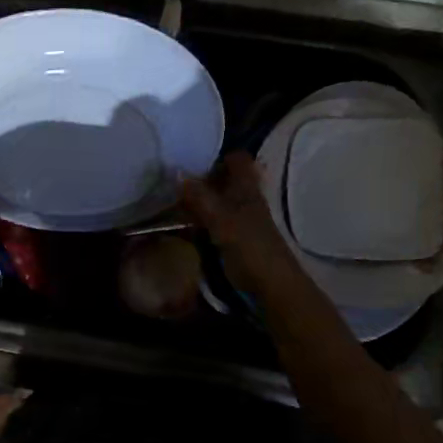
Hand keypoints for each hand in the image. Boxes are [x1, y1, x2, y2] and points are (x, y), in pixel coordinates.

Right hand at [181, 153, 292, 289]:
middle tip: (173, 182)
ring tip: (170, 202)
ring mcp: (240, 220)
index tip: (192, 161)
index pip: (237, 160)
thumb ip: (200, 196)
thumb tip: (176, 171)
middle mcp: (245, 200)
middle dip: (201, 179)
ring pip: (216, 201)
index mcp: (246, 189)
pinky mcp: (233, 240)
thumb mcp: (221, 219)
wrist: (271, 285)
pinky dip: (198, 220)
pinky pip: (212, 222)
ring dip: (197, 201)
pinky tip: (181, 225)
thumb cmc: (250, 247)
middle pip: (224, 180)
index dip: (218, 157)